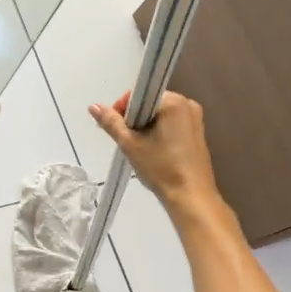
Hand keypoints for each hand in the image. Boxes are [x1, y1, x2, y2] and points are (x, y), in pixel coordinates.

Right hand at [88, 91, 218, 207]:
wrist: (191, 197)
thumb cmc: (161, 167)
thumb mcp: (130, 144)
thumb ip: (111, 122)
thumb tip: (93, 106)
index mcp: (174, 102)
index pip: (138, 95)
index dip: (122, 109)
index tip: (117, 129)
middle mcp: (187, 104)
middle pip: (148, 103)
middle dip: (133, 119)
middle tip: (126, 140)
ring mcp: (194, 119)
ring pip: (158, 114)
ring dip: (144, 126)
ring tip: (138, 148)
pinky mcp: (197, 133)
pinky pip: (169, 123)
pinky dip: (157, 132)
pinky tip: (152, 150)